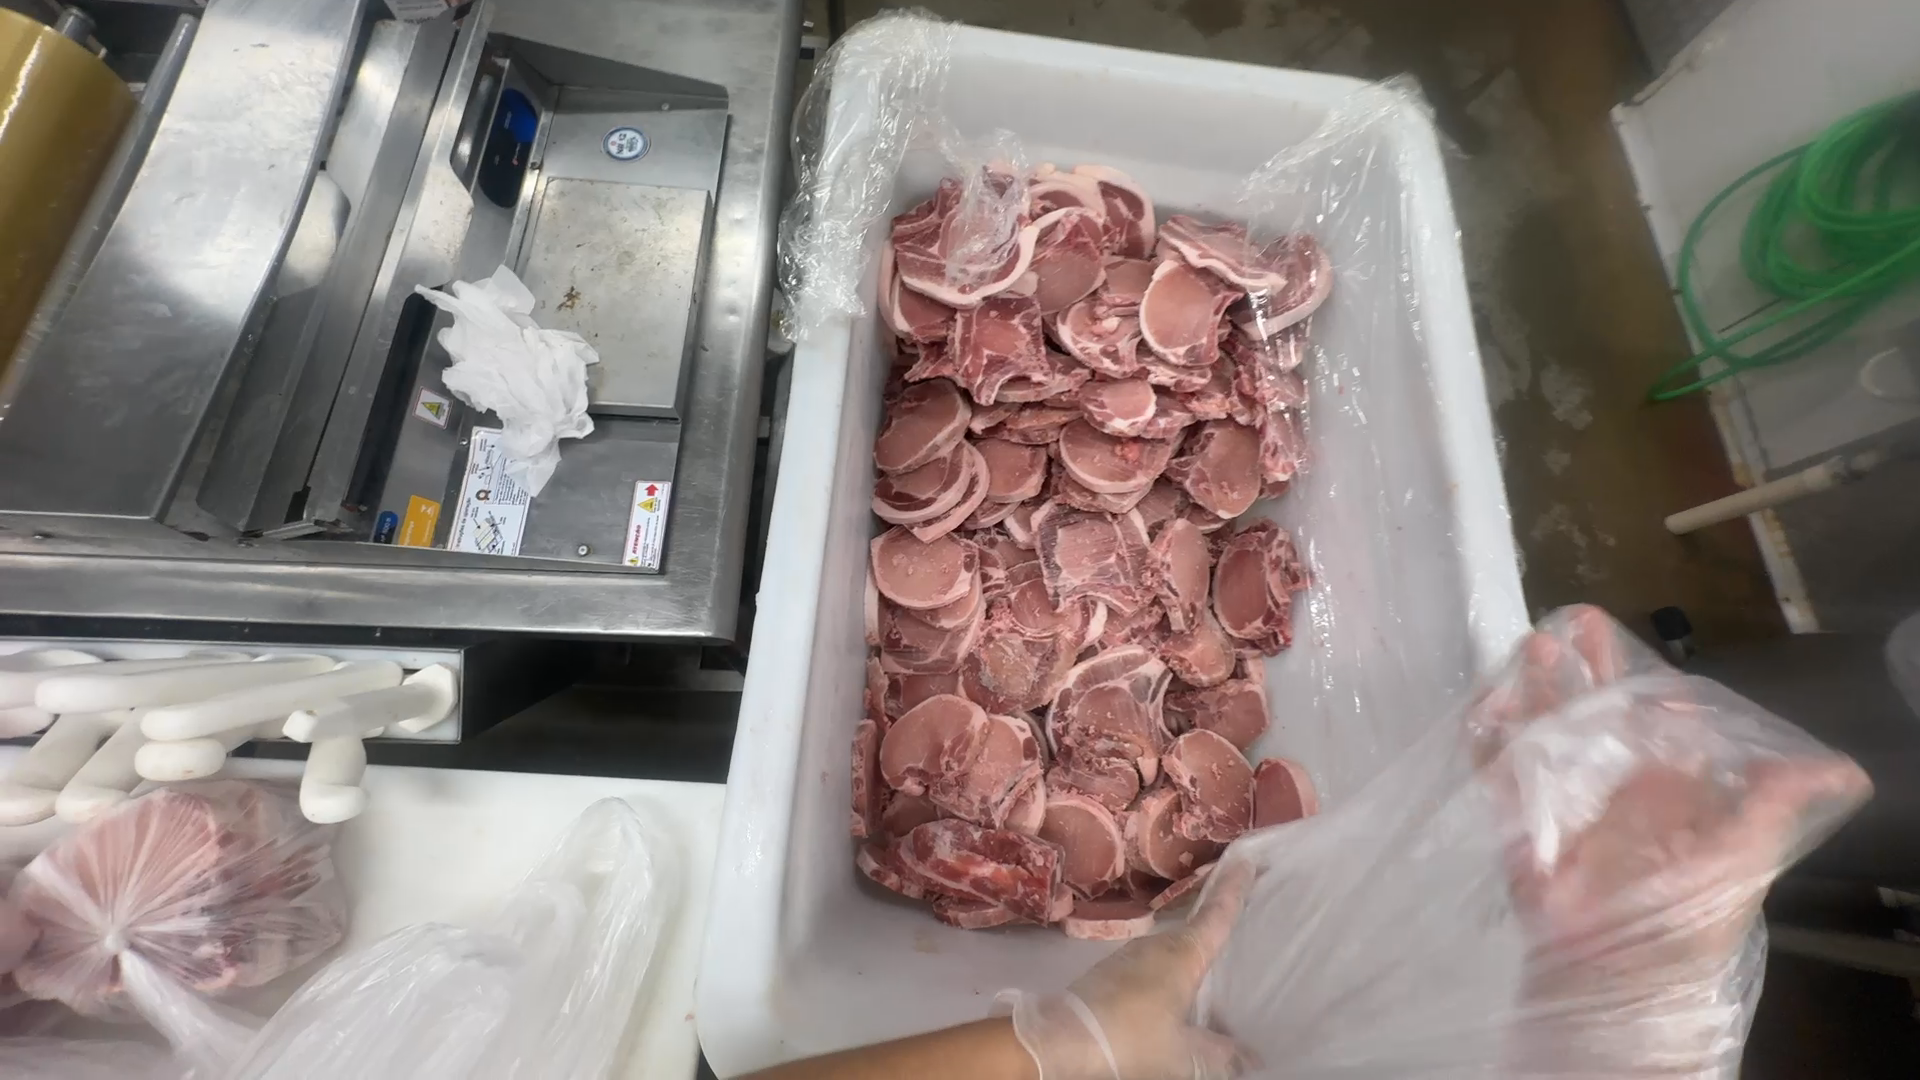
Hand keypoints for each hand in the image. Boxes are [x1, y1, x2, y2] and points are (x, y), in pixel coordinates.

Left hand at [1001, 861, 1256, 1079]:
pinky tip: (1177, 992)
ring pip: (1173, 950)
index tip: (1245, 859)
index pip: (1216, 915)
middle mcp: (1157, 945)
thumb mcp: (1185, 1056)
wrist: (1065, 1037)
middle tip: (1240, 909)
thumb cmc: (1132, 1039)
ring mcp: (1132, 955)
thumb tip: (1252, 1055)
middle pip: (1195, 929)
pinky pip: (1154, 966)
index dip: (1233, 887)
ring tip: (1216, 963)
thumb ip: (1221, 1054)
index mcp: (1181, 956)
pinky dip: (1172, 972)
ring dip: (1192, 954)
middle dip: (1216, 920)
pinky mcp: (1113, 971)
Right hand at [1467, 606, 1871, 1075]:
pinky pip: (1491, 765)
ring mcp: (1553, 795)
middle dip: (1583, 669)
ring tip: (1531, 644)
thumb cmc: (1677, 919)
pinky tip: (1482, 703)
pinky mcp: (1511, 813)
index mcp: (1659, 792)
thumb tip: (1836, 769)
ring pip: (1539, 728)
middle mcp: (1604, 784)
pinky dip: (1482, 734)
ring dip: (1533, 688)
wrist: (1606, 970)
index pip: (1653, 728)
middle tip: (1576, 621)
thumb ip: (1766, 812)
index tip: (1651, 671)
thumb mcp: (1735, 863)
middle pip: (1589, 714)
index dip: (1651, 691)